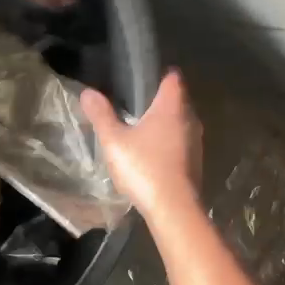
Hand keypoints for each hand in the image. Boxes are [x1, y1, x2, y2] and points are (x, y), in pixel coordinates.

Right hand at [81, 70, 203, 225]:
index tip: (146, 78)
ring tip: (143, 130)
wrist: (174, 208)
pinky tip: (154, 155)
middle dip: (161, 101)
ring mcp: (196, 143)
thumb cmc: (144, 167)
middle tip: (138, 104)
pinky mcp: (196, 163)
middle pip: (178, 101)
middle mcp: (190, 120)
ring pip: (182, 124)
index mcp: (171, 107)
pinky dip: (171, 145)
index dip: (161, 75)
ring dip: (167, 125)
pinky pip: (183, 145)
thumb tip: (87, 93)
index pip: (173, 79)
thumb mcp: (114, 141)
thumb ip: (101, 116)